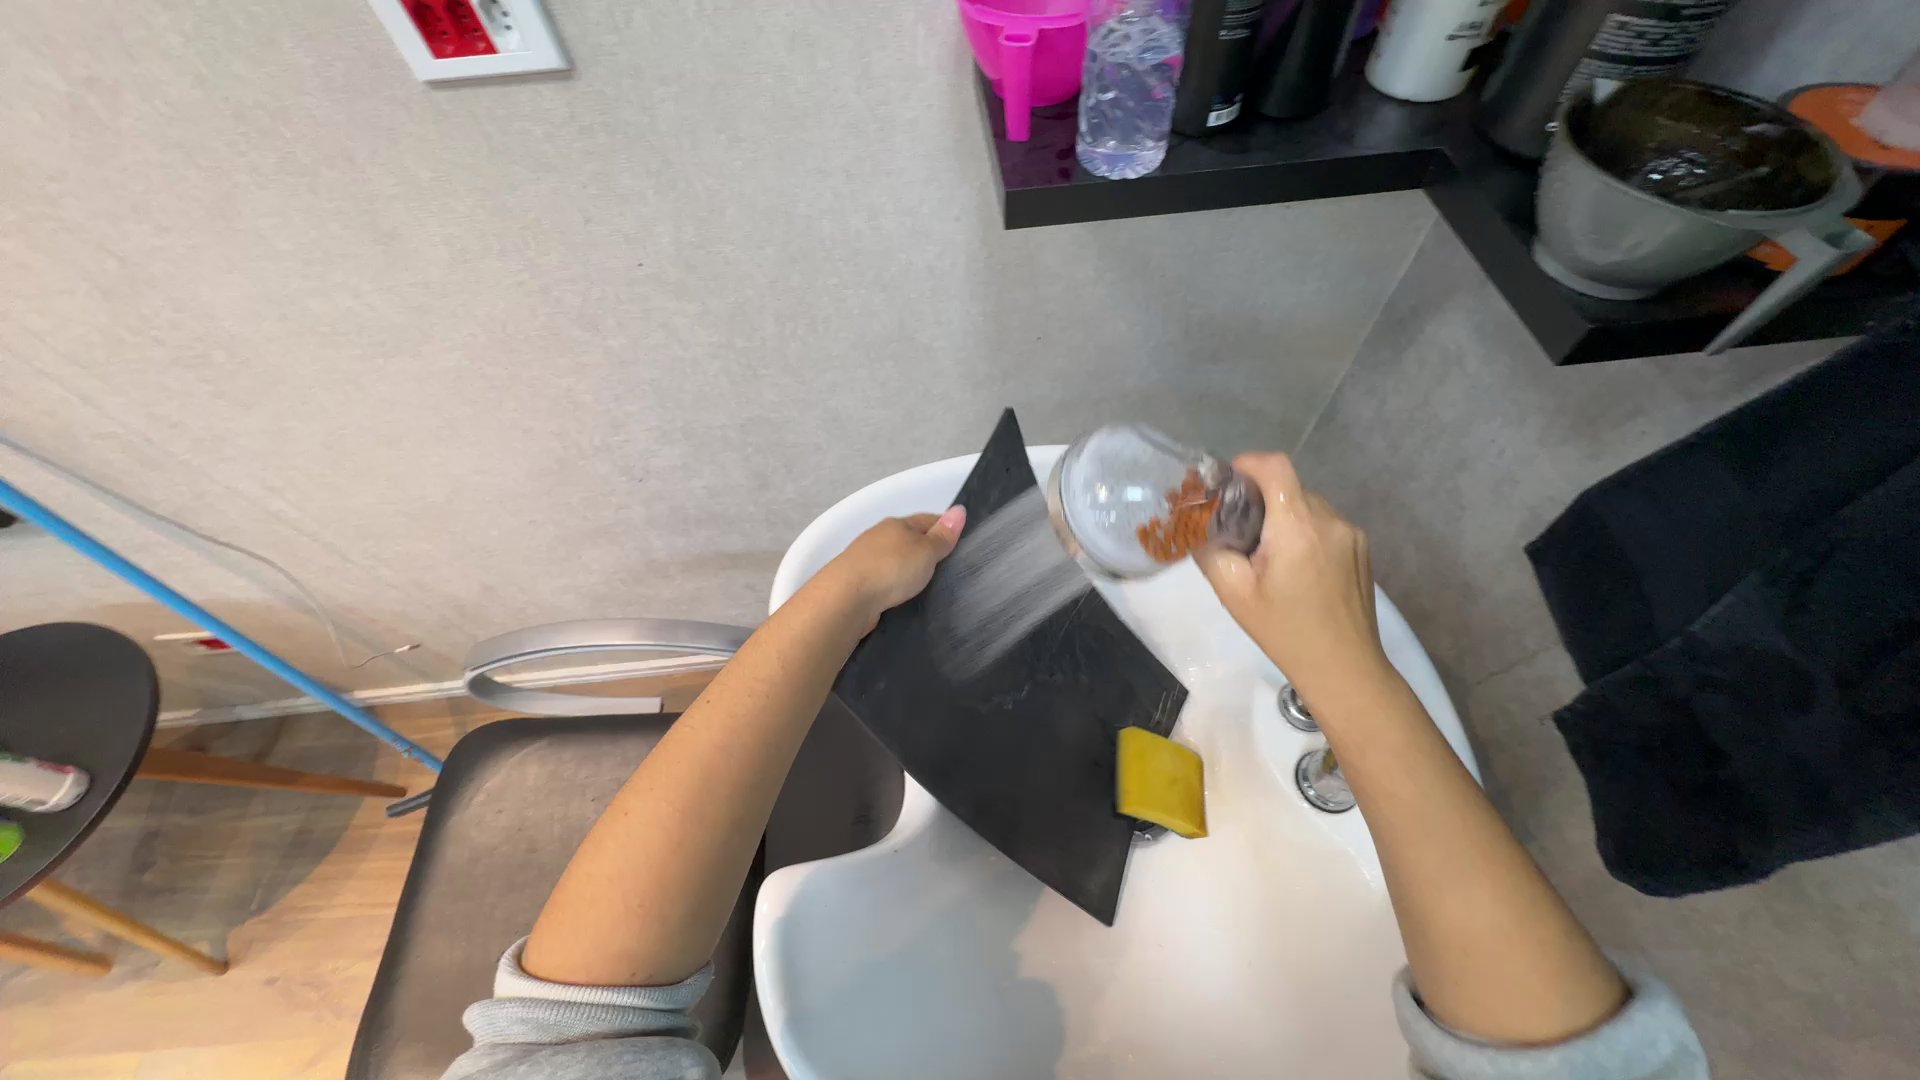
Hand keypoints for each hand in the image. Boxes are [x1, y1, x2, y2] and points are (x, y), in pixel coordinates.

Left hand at [812, 507, 966, 630]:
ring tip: (931, 587)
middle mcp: (880, 538)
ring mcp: (867, 561)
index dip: (946, 528)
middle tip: (951, 569)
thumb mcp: (926, 551)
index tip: (963, 543)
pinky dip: (897, 587)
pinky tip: (906, 598)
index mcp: (897, 524)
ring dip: (910, 571)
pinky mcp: (860, 584)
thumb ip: (943, 535)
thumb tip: (960, 509)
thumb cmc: (891, 568)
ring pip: (897, 562)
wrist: (846, 598)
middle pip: (910, 541)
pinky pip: (886, 581)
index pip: (928, 520)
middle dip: (928, 552)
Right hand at [1194, 454, 1388, 695]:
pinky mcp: (1361, 547)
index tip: (1227, 483)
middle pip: (1288, 487)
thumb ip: (1212, 551)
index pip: (1275, 467)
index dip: (1248, 463)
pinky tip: (1295, 568)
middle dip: (1259, 499)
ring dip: (1282, 517)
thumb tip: (1202, 528)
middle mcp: (1329, 520)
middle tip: (1237, 531)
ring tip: (1267, 555)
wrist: (1344, 666)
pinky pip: (1324, 523)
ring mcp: (1350, 532)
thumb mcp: (1233, 593)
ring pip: (1306, 505)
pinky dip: (1303, 531)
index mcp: (1296, 527)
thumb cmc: (1284, 631)